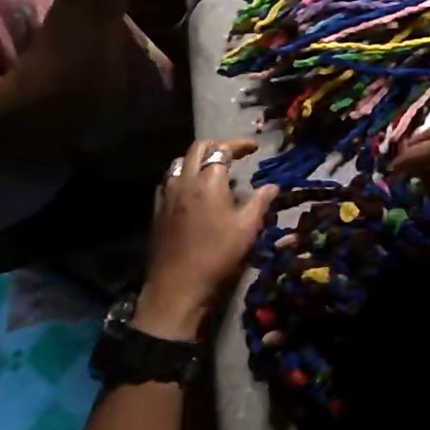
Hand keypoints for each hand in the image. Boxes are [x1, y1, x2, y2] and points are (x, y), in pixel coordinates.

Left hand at [136, 139, 279, 339]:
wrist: (178, 284)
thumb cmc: (217, 254)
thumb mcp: (247, 229)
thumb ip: (260, 202)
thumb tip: (272, 186)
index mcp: (209, 181)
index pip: (222, 150)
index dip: (239, 145)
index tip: (253, 147)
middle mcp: (185, 180)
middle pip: (197, 148)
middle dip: (217, 146)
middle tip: (233, 153)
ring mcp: (167, 194)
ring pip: (180, 162)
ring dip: (197, 159)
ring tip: (212, 169)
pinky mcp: (157, 209)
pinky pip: (169, 180)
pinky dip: (183, 176)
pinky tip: (191, 191)